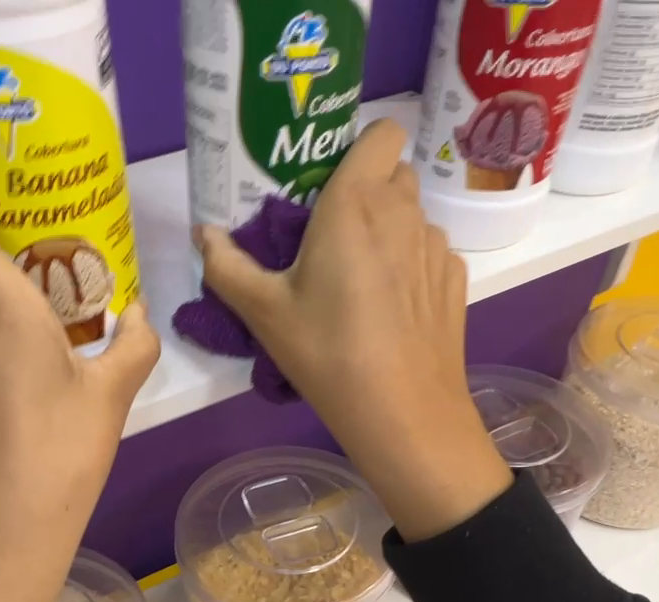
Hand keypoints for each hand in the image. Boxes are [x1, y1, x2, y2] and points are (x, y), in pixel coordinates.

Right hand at [196, 119, 510, 540]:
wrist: (404, 413)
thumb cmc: (328, 354)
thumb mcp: (264, 314)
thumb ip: (227, 267)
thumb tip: (203, 234)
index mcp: (356, 203)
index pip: (381, 131)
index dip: (359, 147)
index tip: (330, 182)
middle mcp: (404, 211)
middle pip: (394, 174)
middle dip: (366, 192)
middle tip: (332, 236)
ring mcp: (437, 246)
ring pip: (412, 216)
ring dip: (389, 231)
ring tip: (361, 282)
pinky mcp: (455, 281)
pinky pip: (429, 254)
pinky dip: (410, 266)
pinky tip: (391, 310)